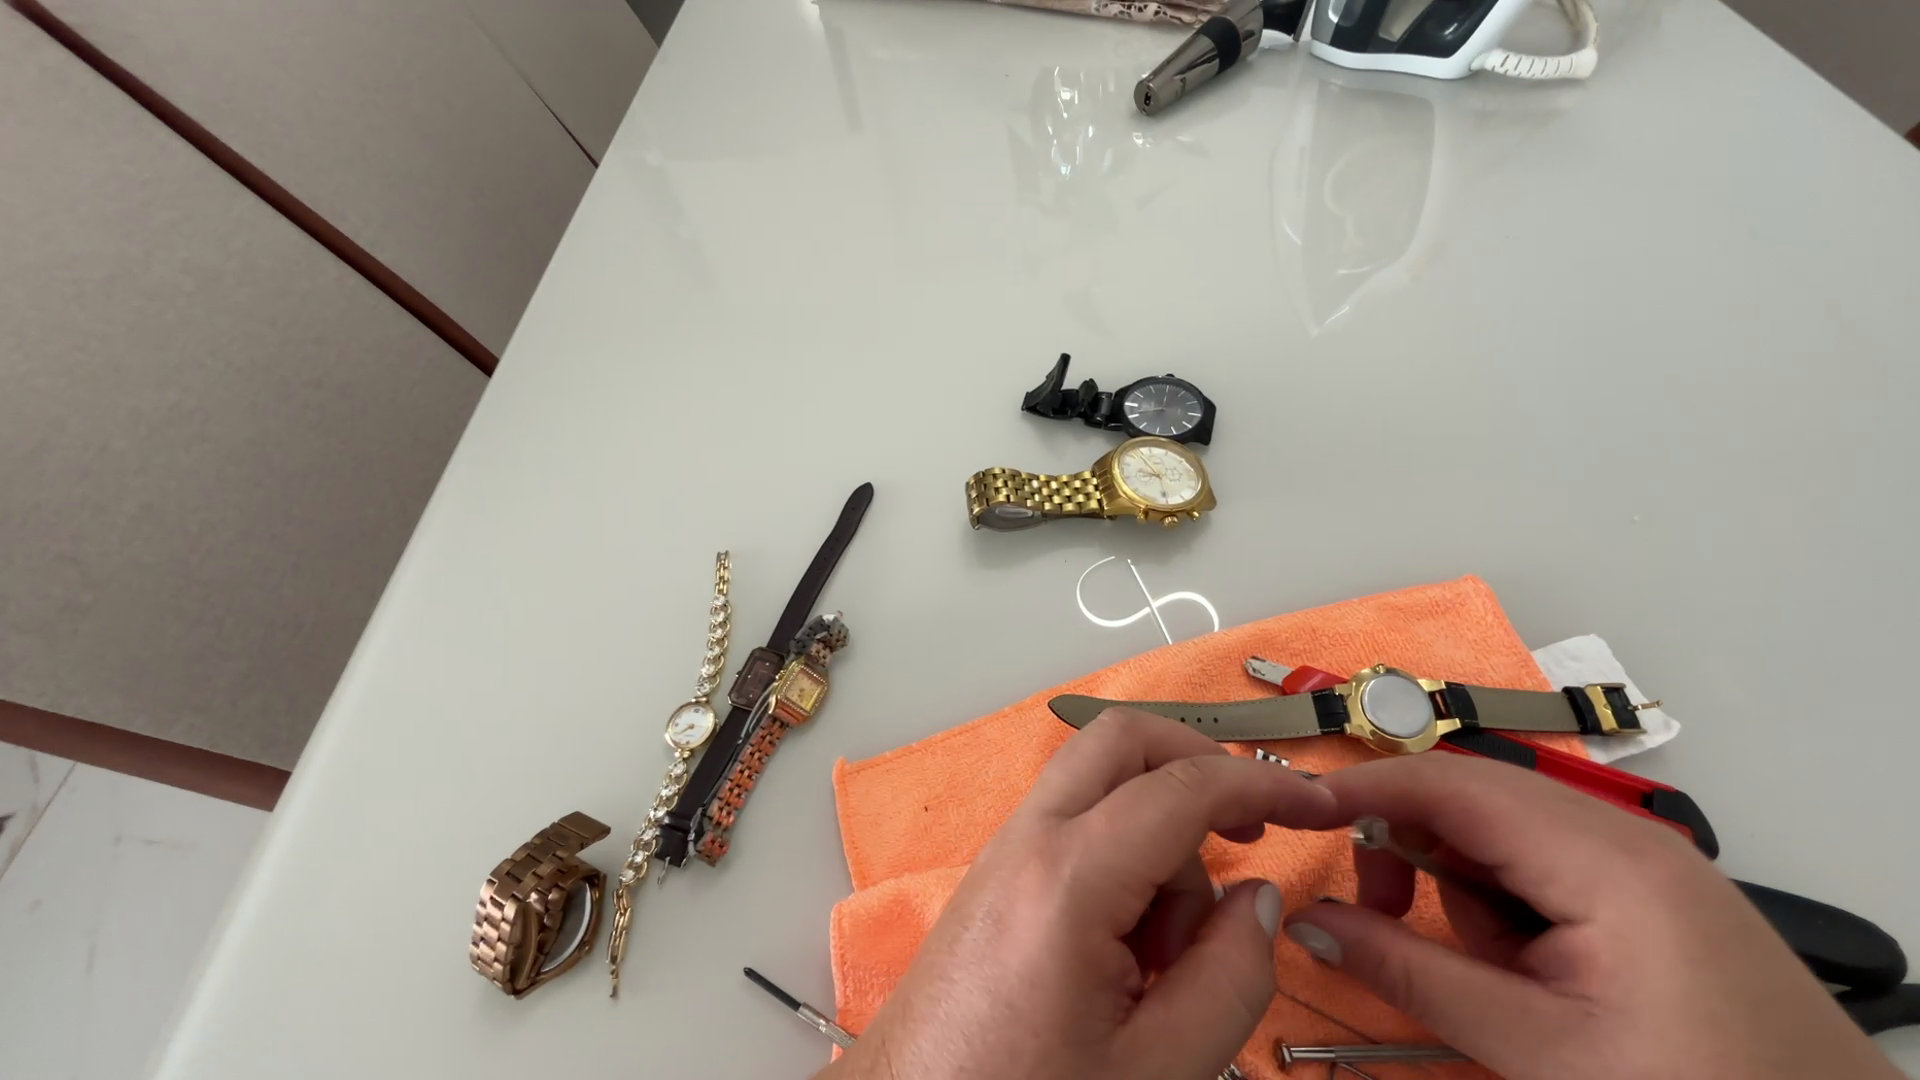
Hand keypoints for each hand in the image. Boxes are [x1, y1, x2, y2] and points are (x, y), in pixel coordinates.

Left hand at [816, 709, 1340, 1079]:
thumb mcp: (1157, 1070)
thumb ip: (1229, 978)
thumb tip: (1259, 899)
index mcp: (1068, 876)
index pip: (1181, 786)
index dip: (1263, 783)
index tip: (1320, 804)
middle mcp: (1029, 838)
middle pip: (1120, 741)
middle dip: (1196, 767)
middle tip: (1248, 835)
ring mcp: (1005, 850)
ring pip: (1102, 787)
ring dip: (1158, 840)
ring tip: (1164, 963)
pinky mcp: (997, 874)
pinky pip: (1075, 829)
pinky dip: (1121, 858)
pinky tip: (1127, 952)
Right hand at [1284, 752, 1902, 1079]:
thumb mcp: (1538, 1049)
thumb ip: (1410, 973)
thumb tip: (1309, 920)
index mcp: (1603, 859)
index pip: (1450, 785)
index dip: (1364, 788)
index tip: (1297, 813)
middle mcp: (1622, 834)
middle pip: (1469, 794)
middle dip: (1407, 839)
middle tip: (1379, 910)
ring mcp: (1642, 856)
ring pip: (1499, 826)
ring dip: (1458, 879)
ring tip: (1484, 966)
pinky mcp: (1649, 885)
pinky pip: (1538, 857)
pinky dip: (1502, 897)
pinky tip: (1525, 961)